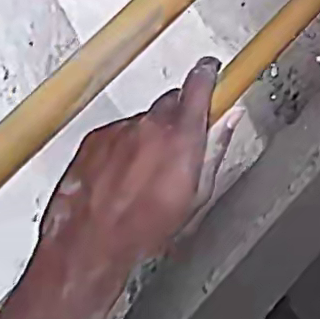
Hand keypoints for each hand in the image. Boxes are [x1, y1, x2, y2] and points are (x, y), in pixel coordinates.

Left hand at [33, 57, 235, 292]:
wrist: (88, 248)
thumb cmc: (144, 231)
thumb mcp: (197, 195)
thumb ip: (216, 148)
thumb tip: (231, 120)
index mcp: (182, 134)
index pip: (199, 83)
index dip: (207, 73)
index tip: (211, 70)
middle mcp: (151, 124)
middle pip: (171, 102)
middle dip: (178, 118)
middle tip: (178, 147)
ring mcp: (120, 129)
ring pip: (142, 122)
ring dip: (147, 139)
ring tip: (142, 177)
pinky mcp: (94, 139)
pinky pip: (115, 134)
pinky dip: (120, 150)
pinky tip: (118, 179)